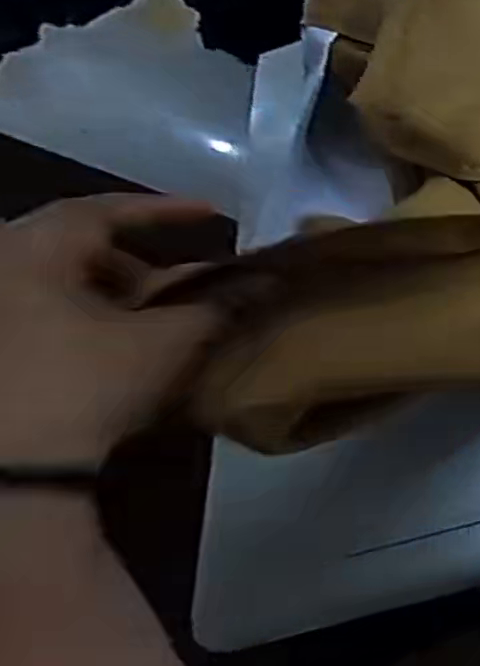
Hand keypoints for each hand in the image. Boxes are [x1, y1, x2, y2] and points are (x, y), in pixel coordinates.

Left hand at [0, 196, 224, 466]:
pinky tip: (141, 337)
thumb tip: (266, 282)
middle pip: (82, 248)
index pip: (98, 212)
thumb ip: (221, 305)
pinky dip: (104, 313)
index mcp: (27, 255)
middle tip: (203, 277)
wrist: (13, 456)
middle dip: (150, 260)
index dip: (161, 209)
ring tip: (182, 313)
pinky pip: (54, 309)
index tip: (214, 213)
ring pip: (69, 282)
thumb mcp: (169, 340)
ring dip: (130, 291)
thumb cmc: (87, 379)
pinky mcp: (5, 343)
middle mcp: (1, 272)